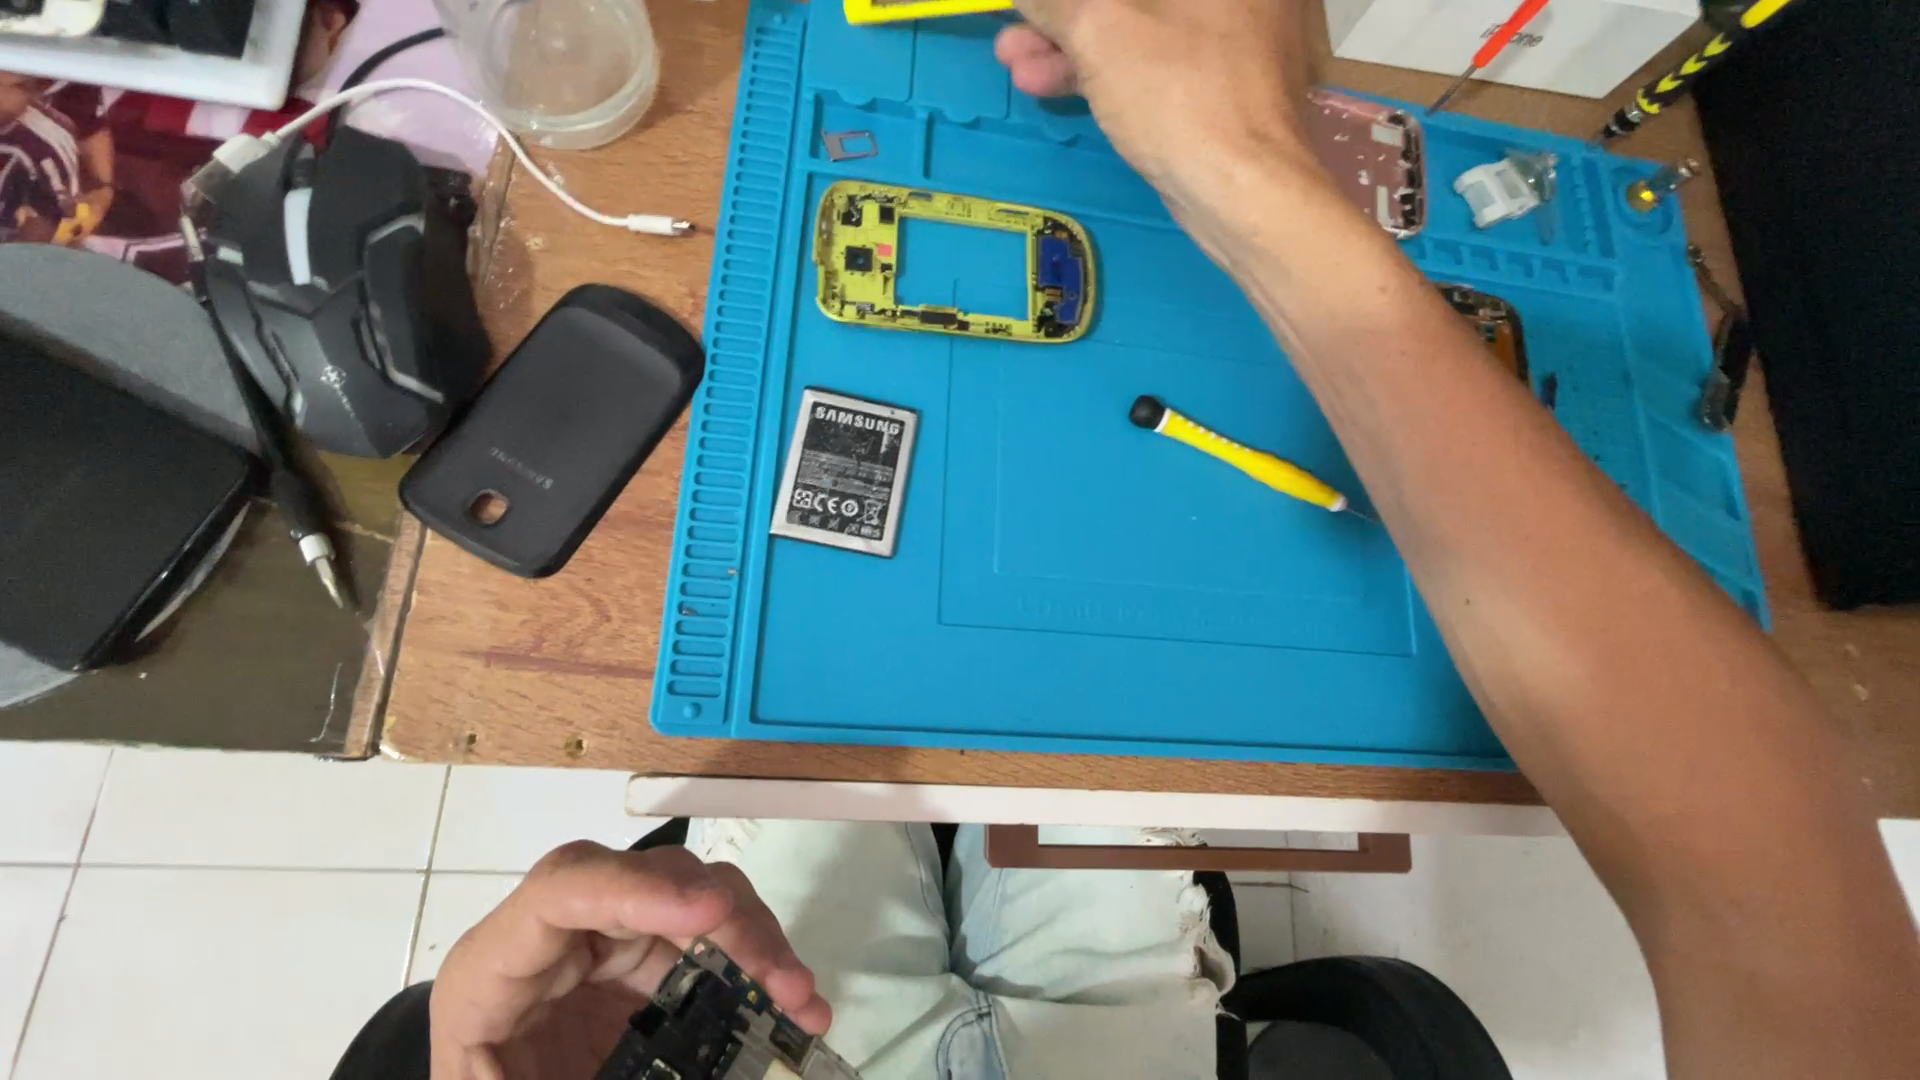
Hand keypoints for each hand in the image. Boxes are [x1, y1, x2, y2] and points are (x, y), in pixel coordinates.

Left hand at [429, 841, 830, 1079]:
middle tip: (784, 981)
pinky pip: (710, 942)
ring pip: (697, 898)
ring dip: (757, 940)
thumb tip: (700, 1065)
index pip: (567, 887)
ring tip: (801, 998)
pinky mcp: (644, 963)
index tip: (710, 912)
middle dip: (730, 921)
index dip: (640, 888)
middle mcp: (562, 932)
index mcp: (498, 965)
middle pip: (656, 881)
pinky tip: (792, 1002)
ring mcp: (608, 940)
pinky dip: (755, 966)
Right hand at [998, 1, 1323, 198]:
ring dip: (1071, 44)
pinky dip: (1103, 68)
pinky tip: (1053, 81)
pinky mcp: (1220, 78)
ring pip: (1138, 25)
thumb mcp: (1101, 31)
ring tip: (1016, 63)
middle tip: (1011, 34)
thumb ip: (1057, 1)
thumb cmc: (1177, 94)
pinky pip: (1152, 58)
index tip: (1026, 7)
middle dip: (1064, 14)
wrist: (1242, 189)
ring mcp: (1232, 29)